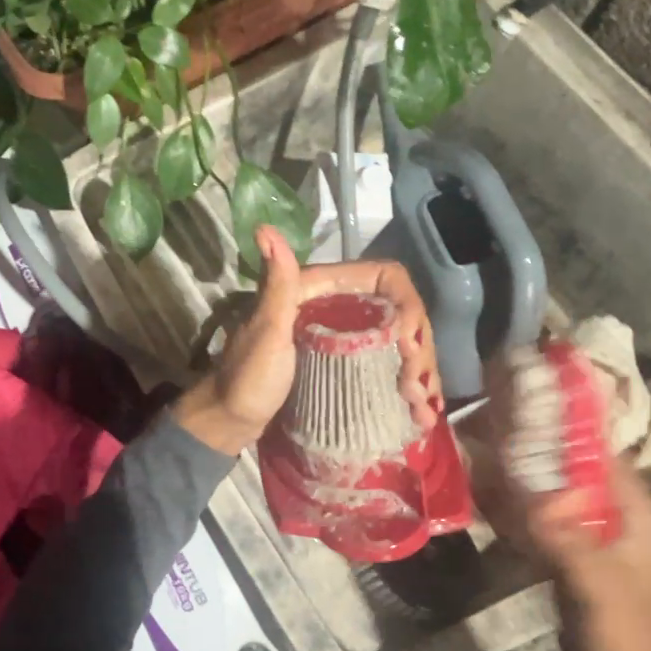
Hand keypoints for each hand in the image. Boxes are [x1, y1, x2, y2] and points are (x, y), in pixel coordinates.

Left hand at [174, 227, 441, 455]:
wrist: (228, 422)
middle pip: (397, 312)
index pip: (382, 278)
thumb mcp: (267, 331)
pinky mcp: (344, 368)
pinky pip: (387, 368)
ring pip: (398, 343)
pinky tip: (420, 411)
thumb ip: (277, 284)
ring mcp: (341, 340)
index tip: (408, 343)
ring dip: (420, 371)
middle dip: (418, 346)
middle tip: (418, 386)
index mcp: (316, 291)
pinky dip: (409, 387)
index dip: (406, 304)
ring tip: (422, 405)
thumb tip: (265, 229)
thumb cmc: (246, 378)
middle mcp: (334, 309)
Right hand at [476, 360, 650, 650]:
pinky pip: (526, 506)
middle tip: (476, 396)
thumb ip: (566, 538)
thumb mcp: (598, 587)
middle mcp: (605, 503)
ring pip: (538, 476)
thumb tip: (529, 491)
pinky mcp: (560, 545)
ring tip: (464, 426)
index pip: (591, 438)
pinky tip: (470, 480)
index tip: (523, 372)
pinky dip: (501, 492)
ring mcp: (581, 525)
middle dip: (521, 425)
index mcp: (628, 503)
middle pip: (559, 451)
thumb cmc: (626, 632)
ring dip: (505, 455)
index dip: (560, 404)